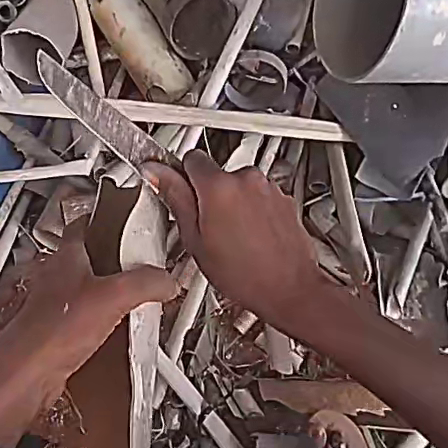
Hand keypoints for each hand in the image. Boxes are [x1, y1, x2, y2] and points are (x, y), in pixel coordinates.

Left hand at [0, 235, 176, 444]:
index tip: (124, 219)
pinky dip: (102, 318)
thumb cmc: (52, 331)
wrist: (28, 374)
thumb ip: (145, 283)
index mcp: (66, 256)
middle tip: (138, 265)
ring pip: (87, 287)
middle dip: (115, 260)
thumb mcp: (113, 297)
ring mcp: (55, 303)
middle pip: (89, 257)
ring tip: (131, 298)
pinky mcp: (57, 328)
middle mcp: (56, 276)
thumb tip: (166, 280)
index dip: (104, 218)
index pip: (83, 223)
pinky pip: (85, 315)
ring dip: (109, 291)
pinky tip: (114, 329)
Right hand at [144, 150, 341, 336]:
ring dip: (232, 203)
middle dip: (207, 195)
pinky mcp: (284, 199)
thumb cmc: (245, 273)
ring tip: (231, 237)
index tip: (179, 191)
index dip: (181, 178)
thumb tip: (158, 174)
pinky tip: (249, 238)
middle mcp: (247, 178)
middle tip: (206, 227)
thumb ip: (175, 198)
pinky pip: (258, 196)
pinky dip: (252, 211)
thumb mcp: (195, 240)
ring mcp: (269, 188)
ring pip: (238, 186)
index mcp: (218, 186)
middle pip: (215, 174)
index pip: (190, 158)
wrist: (290, 288)